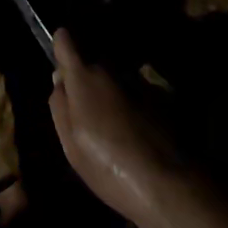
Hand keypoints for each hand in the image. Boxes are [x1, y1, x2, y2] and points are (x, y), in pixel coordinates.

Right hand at [48, 27, 192, 227]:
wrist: (169, 186)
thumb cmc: (107, 165)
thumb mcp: (69, 142)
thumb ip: (59, 104)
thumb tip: (59, 79)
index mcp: (83, 77)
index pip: (64, 41)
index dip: (60, 48)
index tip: (60, 66)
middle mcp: (111, 71)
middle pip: (91, 65)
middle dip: (86, 82)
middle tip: (87, 117)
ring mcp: (139, 83)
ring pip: (115, 82)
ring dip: (111, 96)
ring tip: (115, 132)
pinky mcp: (162, 100)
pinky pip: (136, 95)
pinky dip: (133, 108)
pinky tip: (137, 138)